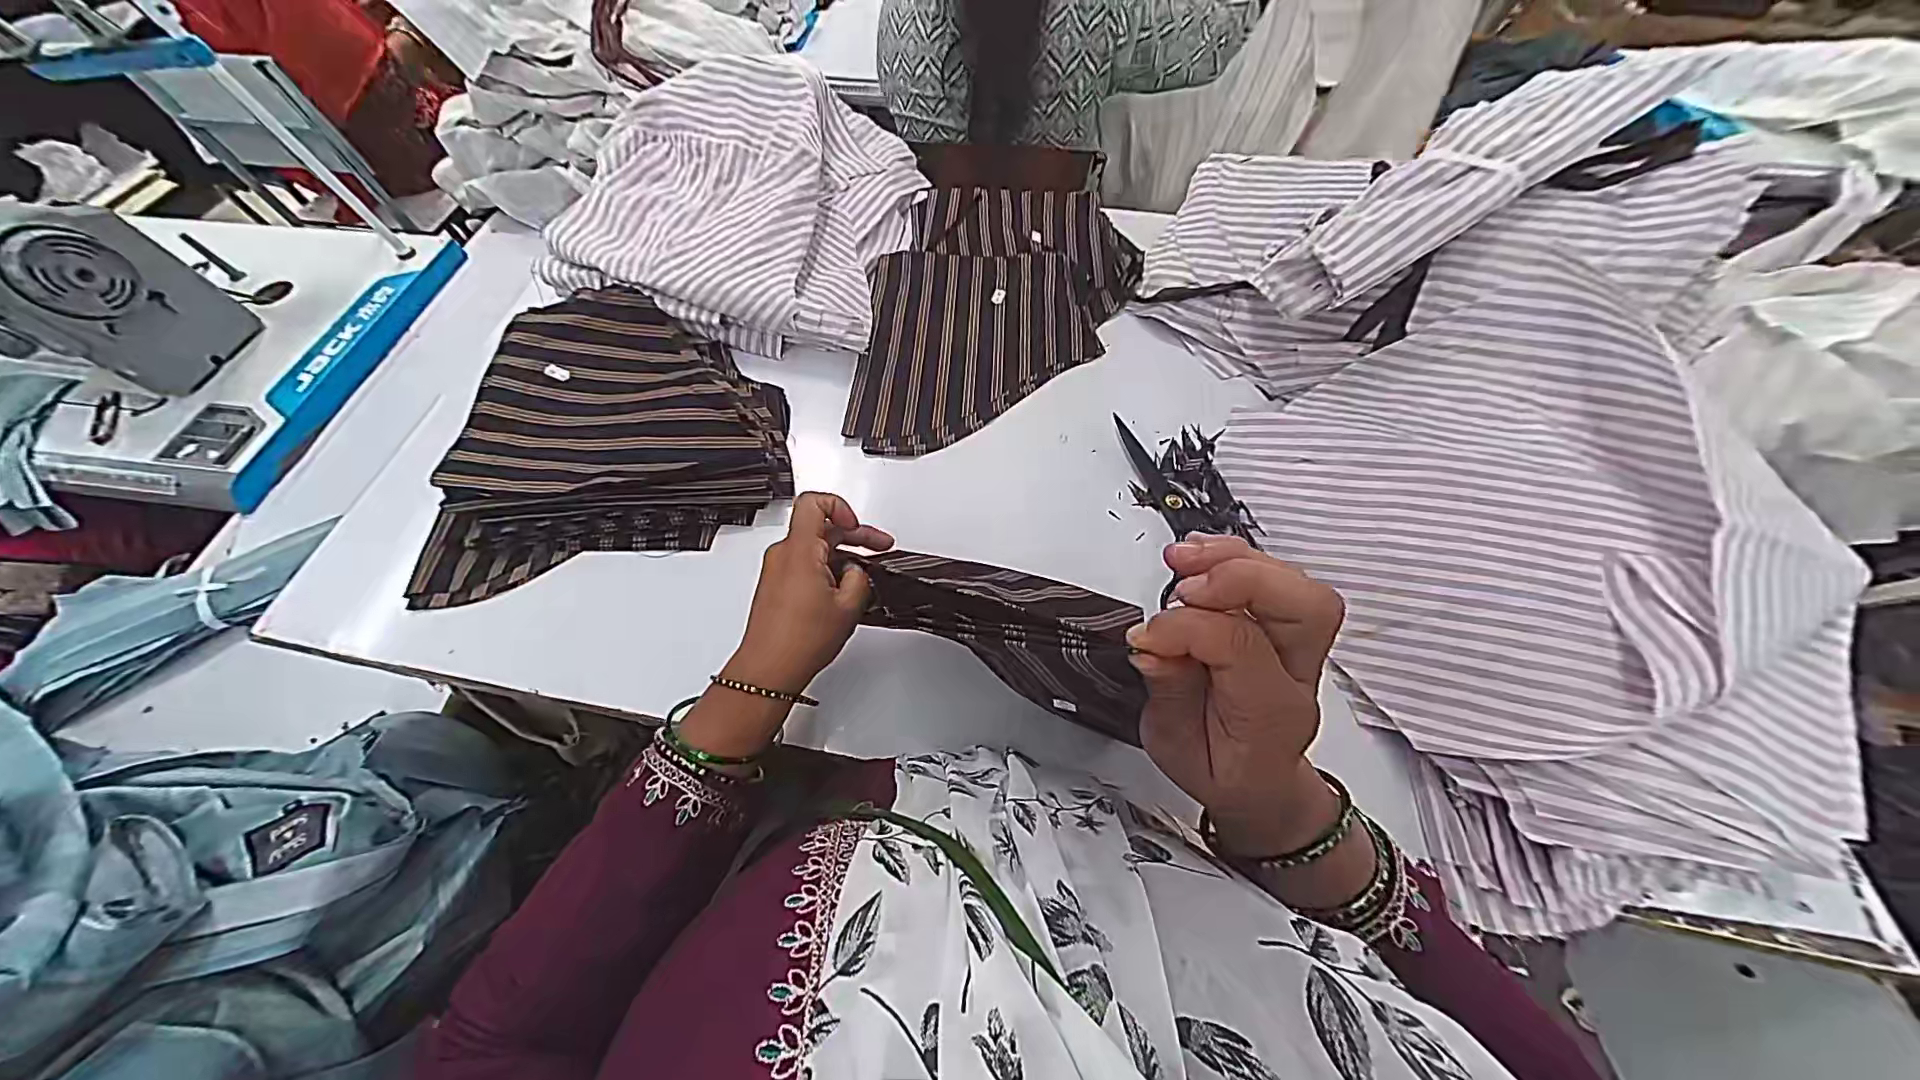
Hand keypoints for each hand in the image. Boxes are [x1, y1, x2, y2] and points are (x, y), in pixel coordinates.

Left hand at [725, 492, 893, 694]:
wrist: (769, 669)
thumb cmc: (798, 642)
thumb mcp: (848, 606)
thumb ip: (859, 577)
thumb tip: (857, 571)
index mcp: (800, 551)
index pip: (815, 503)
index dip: (841, 507)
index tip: (857, 526)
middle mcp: (783, 555)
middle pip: (820, 526)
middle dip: (853, 534)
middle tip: (878, 544)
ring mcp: (777, 569)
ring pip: (813, 546)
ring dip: (841, 553)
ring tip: (864, 574)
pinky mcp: (776, 584)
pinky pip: (804, 563)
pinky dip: (826, 568)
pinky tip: (844, 588)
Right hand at [1127, 535, 1346, 857]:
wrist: (1260, 783)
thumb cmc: (1223, 771)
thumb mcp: (1177, 749)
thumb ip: (1167, 694)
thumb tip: (1150, 645)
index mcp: (1270, 713)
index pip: (1239, 646)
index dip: (1182, 629)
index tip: (1144, 637)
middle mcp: (1297, 675)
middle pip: (1302, 605)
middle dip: (1238, 578)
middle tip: (1183, 585)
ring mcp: (1300, 648)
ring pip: (1295, 584)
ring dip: (1235, 559)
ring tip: (1183, 558)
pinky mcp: (1285, 625)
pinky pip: (1279, 578)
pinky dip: (1236, 558)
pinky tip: (1199, 557)